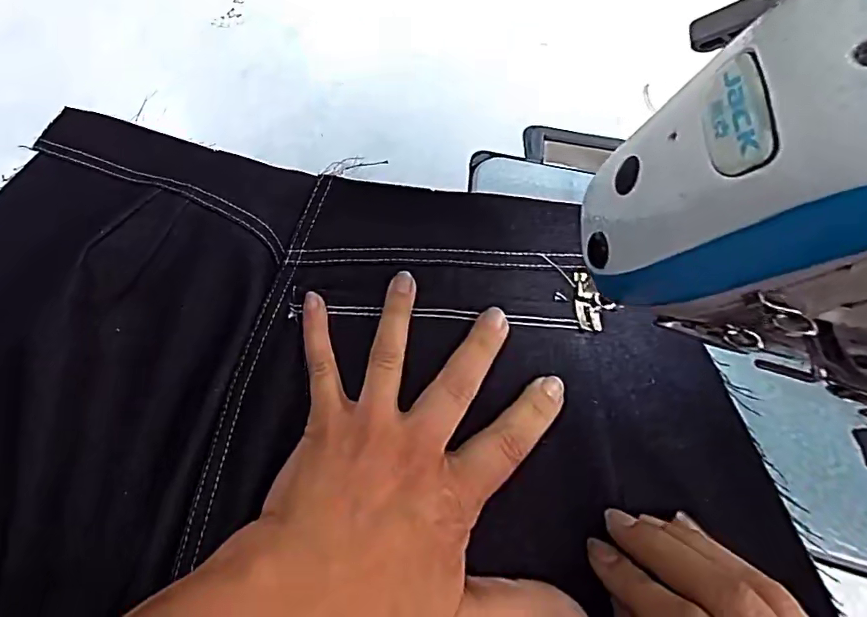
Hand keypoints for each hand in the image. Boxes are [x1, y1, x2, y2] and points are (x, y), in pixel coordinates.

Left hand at [128, 271, 568, 616]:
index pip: (504, 446)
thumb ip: (516, 605)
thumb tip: (570, 609)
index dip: (532, 415)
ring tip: (407, 282)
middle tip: (495, 317)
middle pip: (454, 385)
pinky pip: (321, 367)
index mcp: (446, 490)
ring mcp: (368, 426)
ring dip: (399, 316)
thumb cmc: (368, 604)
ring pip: (389, 357)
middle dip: (478, 348)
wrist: (296, 595)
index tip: (551, 384)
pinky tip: (317, 301)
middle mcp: (412, 447)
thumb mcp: (454, 611)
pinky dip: (317, 332)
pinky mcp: (327, 421)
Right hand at [588, 510, 807, 616]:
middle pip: (717, 587)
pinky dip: (731, 554)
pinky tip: (702, 538)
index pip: (678, 613)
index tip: (596, 551)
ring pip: (749, 578)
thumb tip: (617, 600)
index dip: (629, 577)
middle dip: (656, 547)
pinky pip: (774, 586)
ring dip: (691, 542)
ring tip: (650, 520)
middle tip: (614, 520)